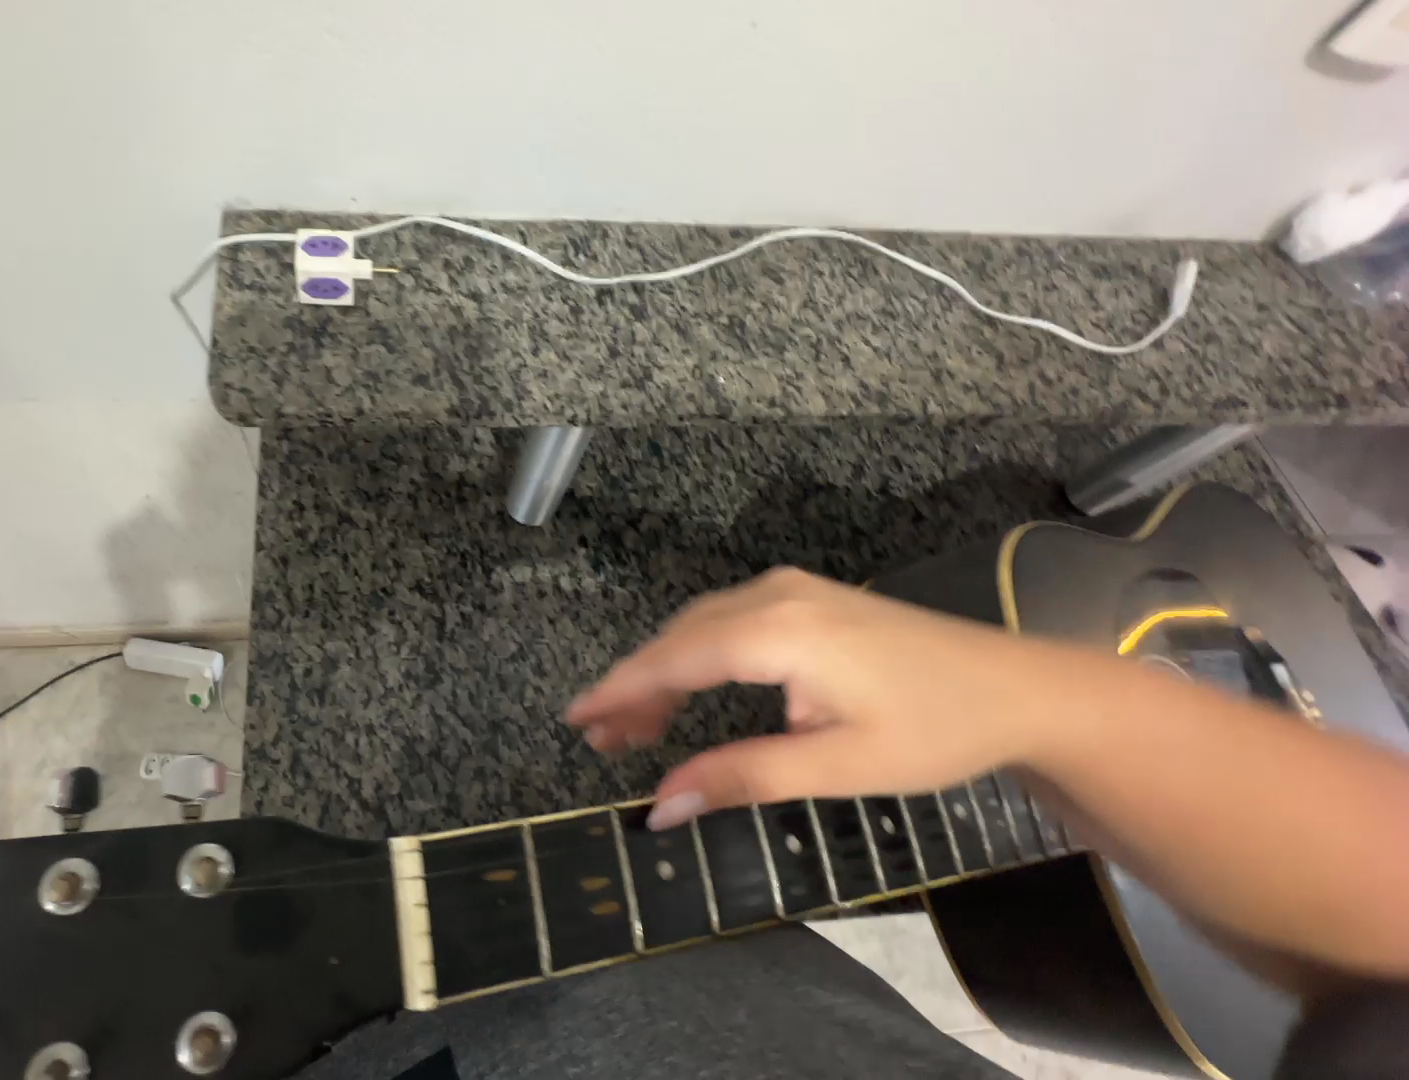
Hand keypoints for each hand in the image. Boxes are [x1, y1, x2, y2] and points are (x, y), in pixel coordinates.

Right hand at [566, 567, 1105, 829]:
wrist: (1020, 689)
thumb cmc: (933, 732)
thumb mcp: (836, 766)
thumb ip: (740, 778)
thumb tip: (660, 807)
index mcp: (780, 632)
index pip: (675, 658)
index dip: (620, 688)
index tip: (575, 716)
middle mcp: (773, 595)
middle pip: (679, 638)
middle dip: (635, 687)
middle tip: (603, 740)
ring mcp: (788, 589)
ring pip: (697, 627)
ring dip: (662, 672)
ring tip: (636, 726)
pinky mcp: (801, 597)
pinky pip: (724, 622)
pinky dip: (693, 657)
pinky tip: (688, 690)